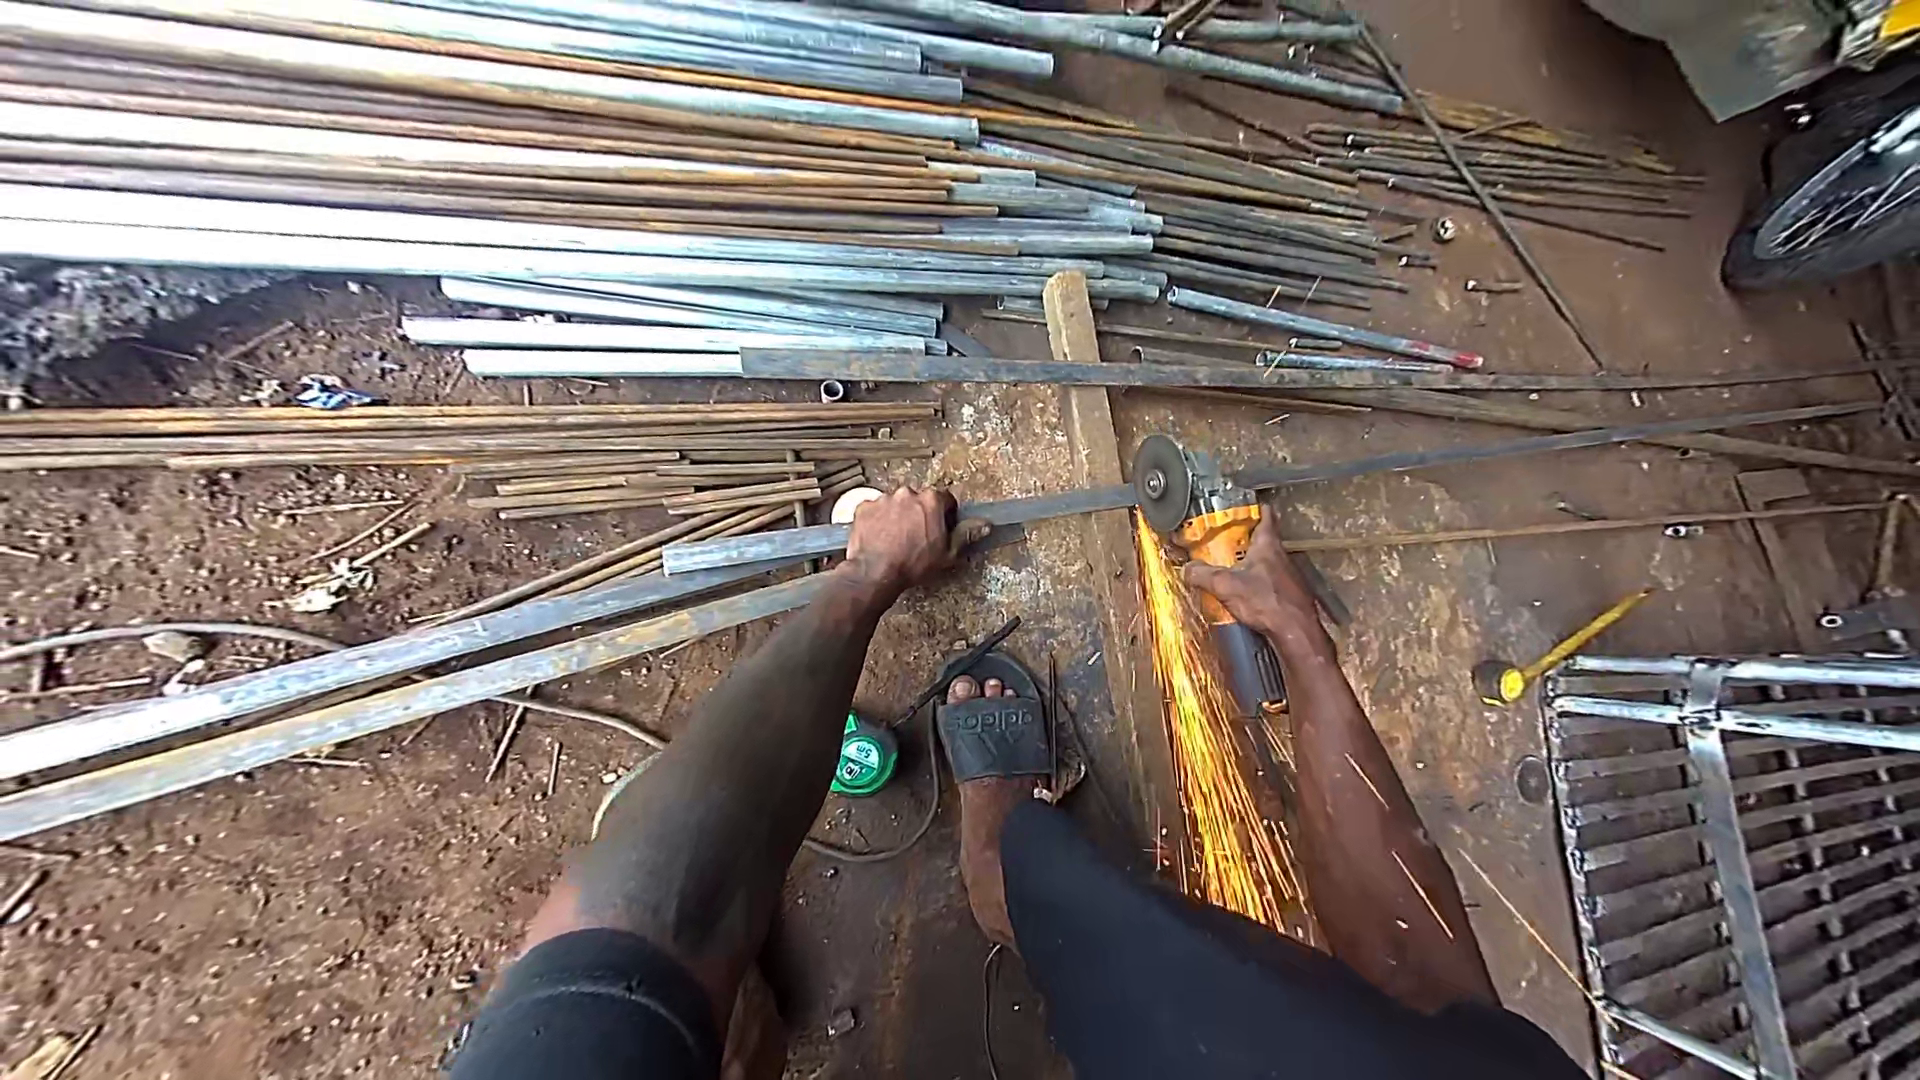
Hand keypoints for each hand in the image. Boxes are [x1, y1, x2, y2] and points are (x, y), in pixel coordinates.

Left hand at [841, 485, 979, 598]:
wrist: (876, 572)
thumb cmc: (912, 564)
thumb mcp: (947, 553)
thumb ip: (966, 534)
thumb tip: (985, 525)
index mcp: (931, 500)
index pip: (944, 499)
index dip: (944, 515)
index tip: (940, 528)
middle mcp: (907, 494)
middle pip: (918, 500)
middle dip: (919, 514)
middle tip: (917, 537)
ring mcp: (883, 499)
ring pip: (895, 504)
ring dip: (898, 516)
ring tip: (896, 539)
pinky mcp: (864, 507)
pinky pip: (874, 510)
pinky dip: (878, 520)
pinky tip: (880, 538)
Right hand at [1182, 510, 1322, 642]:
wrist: (1296, 633)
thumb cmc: (1266, 603)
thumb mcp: (1224, 585)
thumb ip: (1202, 574)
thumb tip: (1186, 568)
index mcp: (1268, 547)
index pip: (1266, 517)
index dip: (1256, 509)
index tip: (1246, 506)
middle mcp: (1282, 557)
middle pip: (1264, 541)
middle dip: (1245, 540)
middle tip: (1227, 542)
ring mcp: (1290, 576)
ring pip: (1268, 562)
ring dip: (1252, 563)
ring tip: (1233, 570)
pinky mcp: (1292, 595)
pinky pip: (1272, 582)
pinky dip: (1259, 583)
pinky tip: (1248, 595)